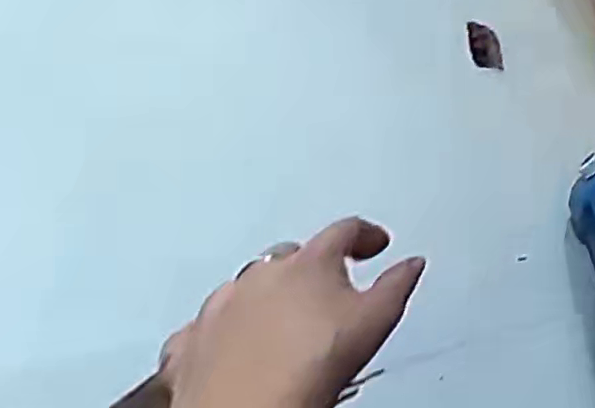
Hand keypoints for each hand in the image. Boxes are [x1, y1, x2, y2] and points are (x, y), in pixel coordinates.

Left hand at [158, 218, 424, 407]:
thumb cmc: (311, 365)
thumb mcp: (380, 314)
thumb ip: (399, 281)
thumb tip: (410, 265)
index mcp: (310, 261)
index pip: (345, 229)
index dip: (366, 234)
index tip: (374, 244)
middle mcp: (260, 277)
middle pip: (291, 253)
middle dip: (313, 261)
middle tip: (331, 278)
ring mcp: (216, 313)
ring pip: (243, 286)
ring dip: (265, 291)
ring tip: (284, 308)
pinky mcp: (184, 351)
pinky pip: (199, 327)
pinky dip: (219, 327)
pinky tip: (230, 338)